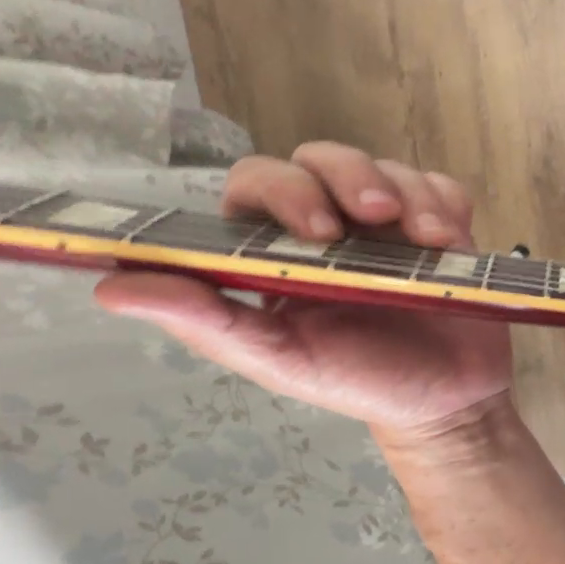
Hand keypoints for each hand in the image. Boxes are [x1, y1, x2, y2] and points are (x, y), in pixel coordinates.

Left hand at [95, 143, 514, 443]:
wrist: (449, 403)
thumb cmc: (362, 382)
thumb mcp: (281, 361)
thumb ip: (209, 323)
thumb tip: (114, 289)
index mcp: (278, 251)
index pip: (259, 186)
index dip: (283, 191)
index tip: (317, 230)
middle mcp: (334, 228)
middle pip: (322, 160)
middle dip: (350, 174)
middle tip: (376, 213)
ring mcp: (392, 228)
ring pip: (389, 170)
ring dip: (410, 194)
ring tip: (431, 240)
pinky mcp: (446, 232)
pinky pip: (444, 190)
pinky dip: (447, 204)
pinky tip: (450, 240)